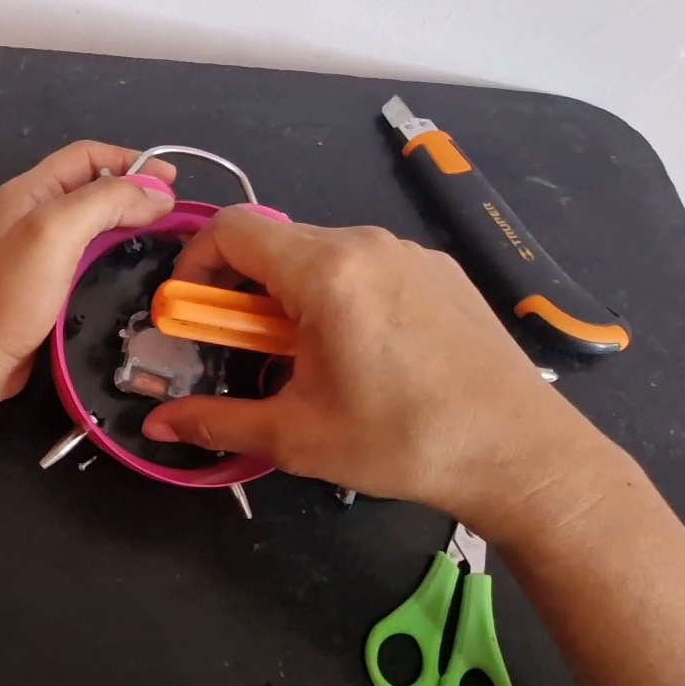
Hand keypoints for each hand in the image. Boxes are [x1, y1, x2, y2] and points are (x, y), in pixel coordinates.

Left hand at [0, 141, 176, 405]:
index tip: (173, 182)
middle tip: (175, 214)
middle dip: (135, 191)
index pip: (88, 155)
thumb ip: (106, 202)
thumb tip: (158, 193)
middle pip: (93, 186)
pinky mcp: (46, 283)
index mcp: (31, 190)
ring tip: (164, 237)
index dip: (132, 161)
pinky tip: (135, 268)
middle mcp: (34, 212)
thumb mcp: (56, 231)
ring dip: (129, 222)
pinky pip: (88, 255)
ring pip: (93, 223)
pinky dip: (116, 253)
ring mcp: (39, 250)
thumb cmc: (10, 292)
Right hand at [141, 207, 602, 521]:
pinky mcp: (440, 270)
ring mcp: (410, 252)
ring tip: (304, 355)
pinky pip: (364, 264)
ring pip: (319, 253)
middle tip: (242, 346)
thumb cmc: (401, 441)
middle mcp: (366, 243)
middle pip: (273, 241)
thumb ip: (215, 421)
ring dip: (287, 292)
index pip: (230, 228)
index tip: (191, 311)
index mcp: (325, 270)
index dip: (194, 263)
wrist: (528, 456)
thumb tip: (157, 427)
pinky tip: (362, 349)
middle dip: (240, 287)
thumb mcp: (295, 436)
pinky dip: (336, 293)